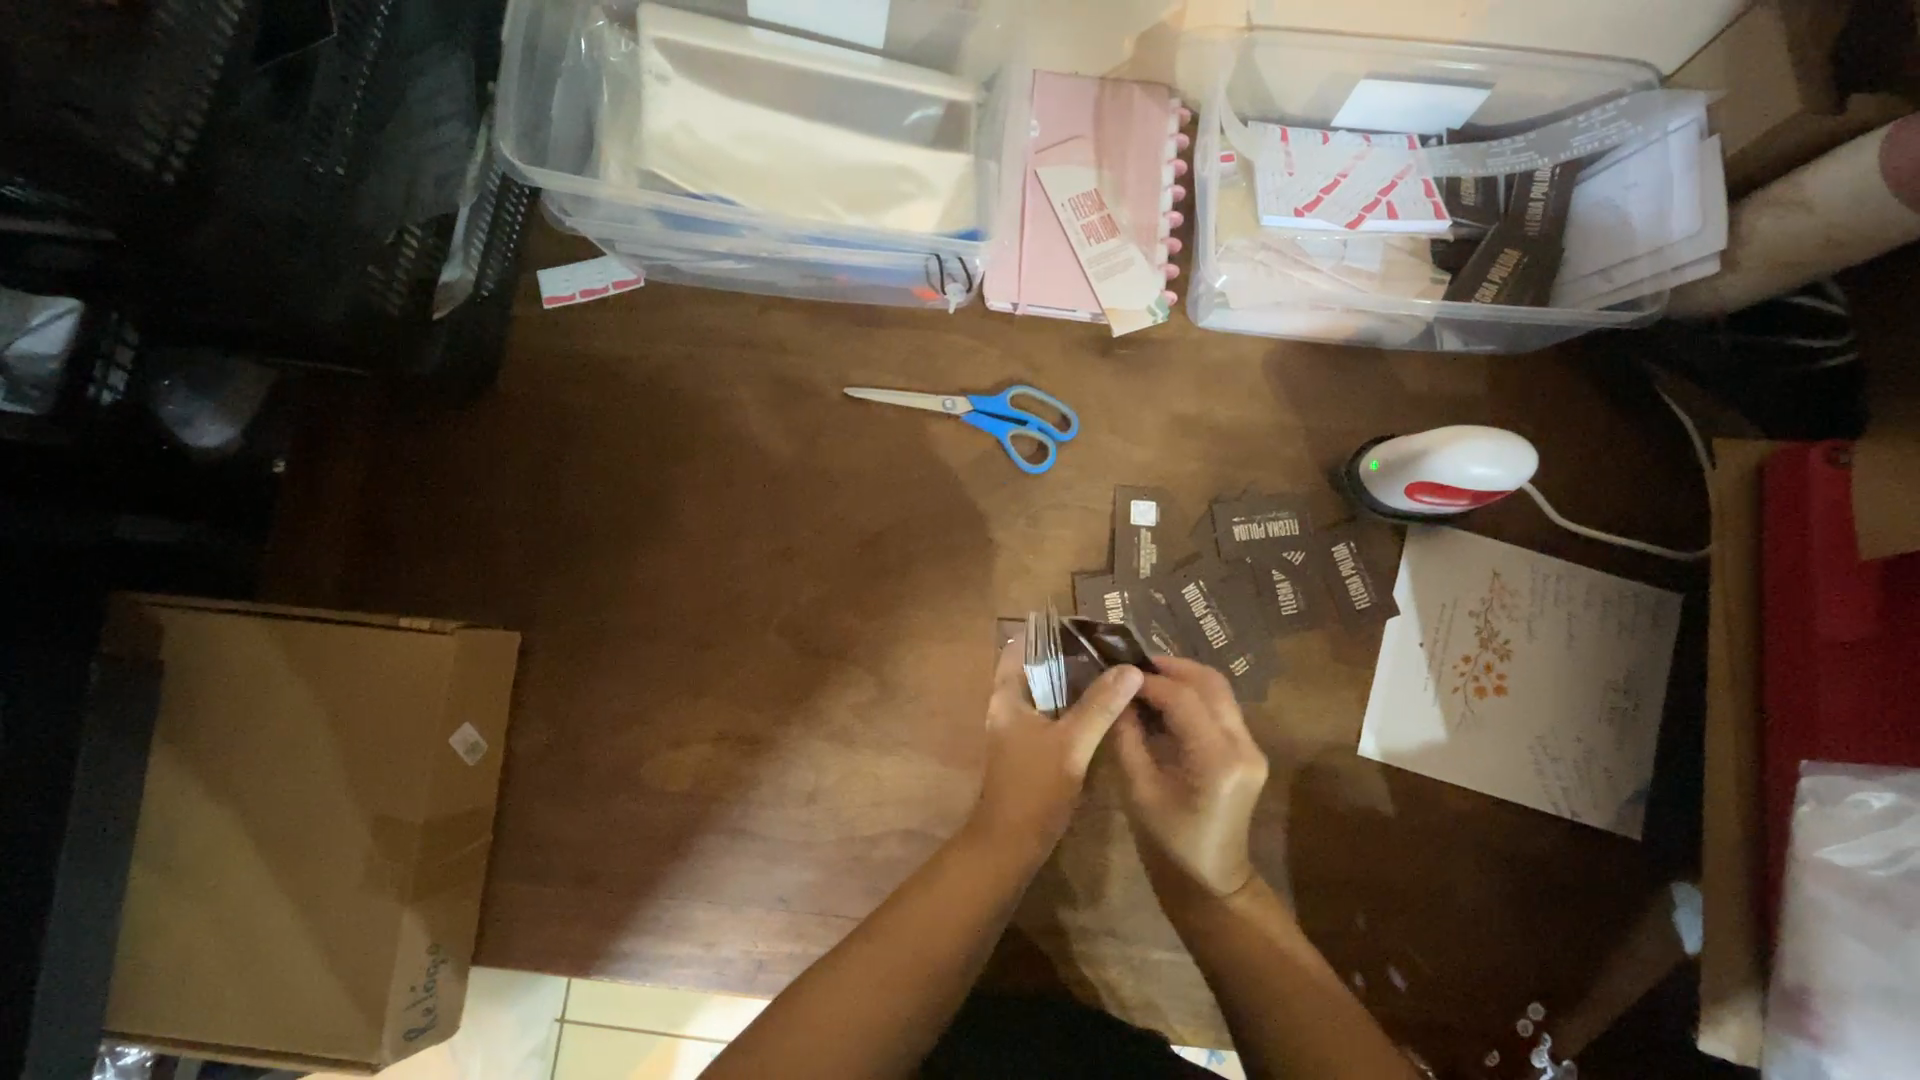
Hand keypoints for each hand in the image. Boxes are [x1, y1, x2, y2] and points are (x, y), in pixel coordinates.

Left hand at [965, 639, 1141, 860]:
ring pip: (1051, 695)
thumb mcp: (1071, 743)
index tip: (1085, 625)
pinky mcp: (1034, 752)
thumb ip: (1099, 705)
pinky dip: (1078, 709)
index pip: (1021, 648)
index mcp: (1007, 697)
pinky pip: (1057, 718)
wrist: (1010, 846)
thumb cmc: (1033, 789)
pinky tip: (1108, 710)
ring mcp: (1021, 731)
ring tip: (1117, 671)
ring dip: (1077, 684)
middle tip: (1113, 648)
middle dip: (1072, 657)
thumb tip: (1130, 668)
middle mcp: (1010, 708)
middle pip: (1039, 669)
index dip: (1048, 632)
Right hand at [1115, 656, 1269, 897]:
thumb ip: (1126, 737)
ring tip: (1145, 681)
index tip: (1117, 674)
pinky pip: (1221, 710)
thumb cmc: (1167, 845)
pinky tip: (1163, 704)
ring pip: (1220, 692)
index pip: (1183, 698)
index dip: (1149, 680)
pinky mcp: (1248, 753)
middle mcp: (1244, 747)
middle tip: (1134, 667)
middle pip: (1211, 684)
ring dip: (1183, 680)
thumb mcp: (1137, 790)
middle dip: (1171, 668)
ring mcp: (1251, 749)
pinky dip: (1192, 697)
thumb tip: (1116, 694)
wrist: (1210, 883)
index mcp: (1216, 760)